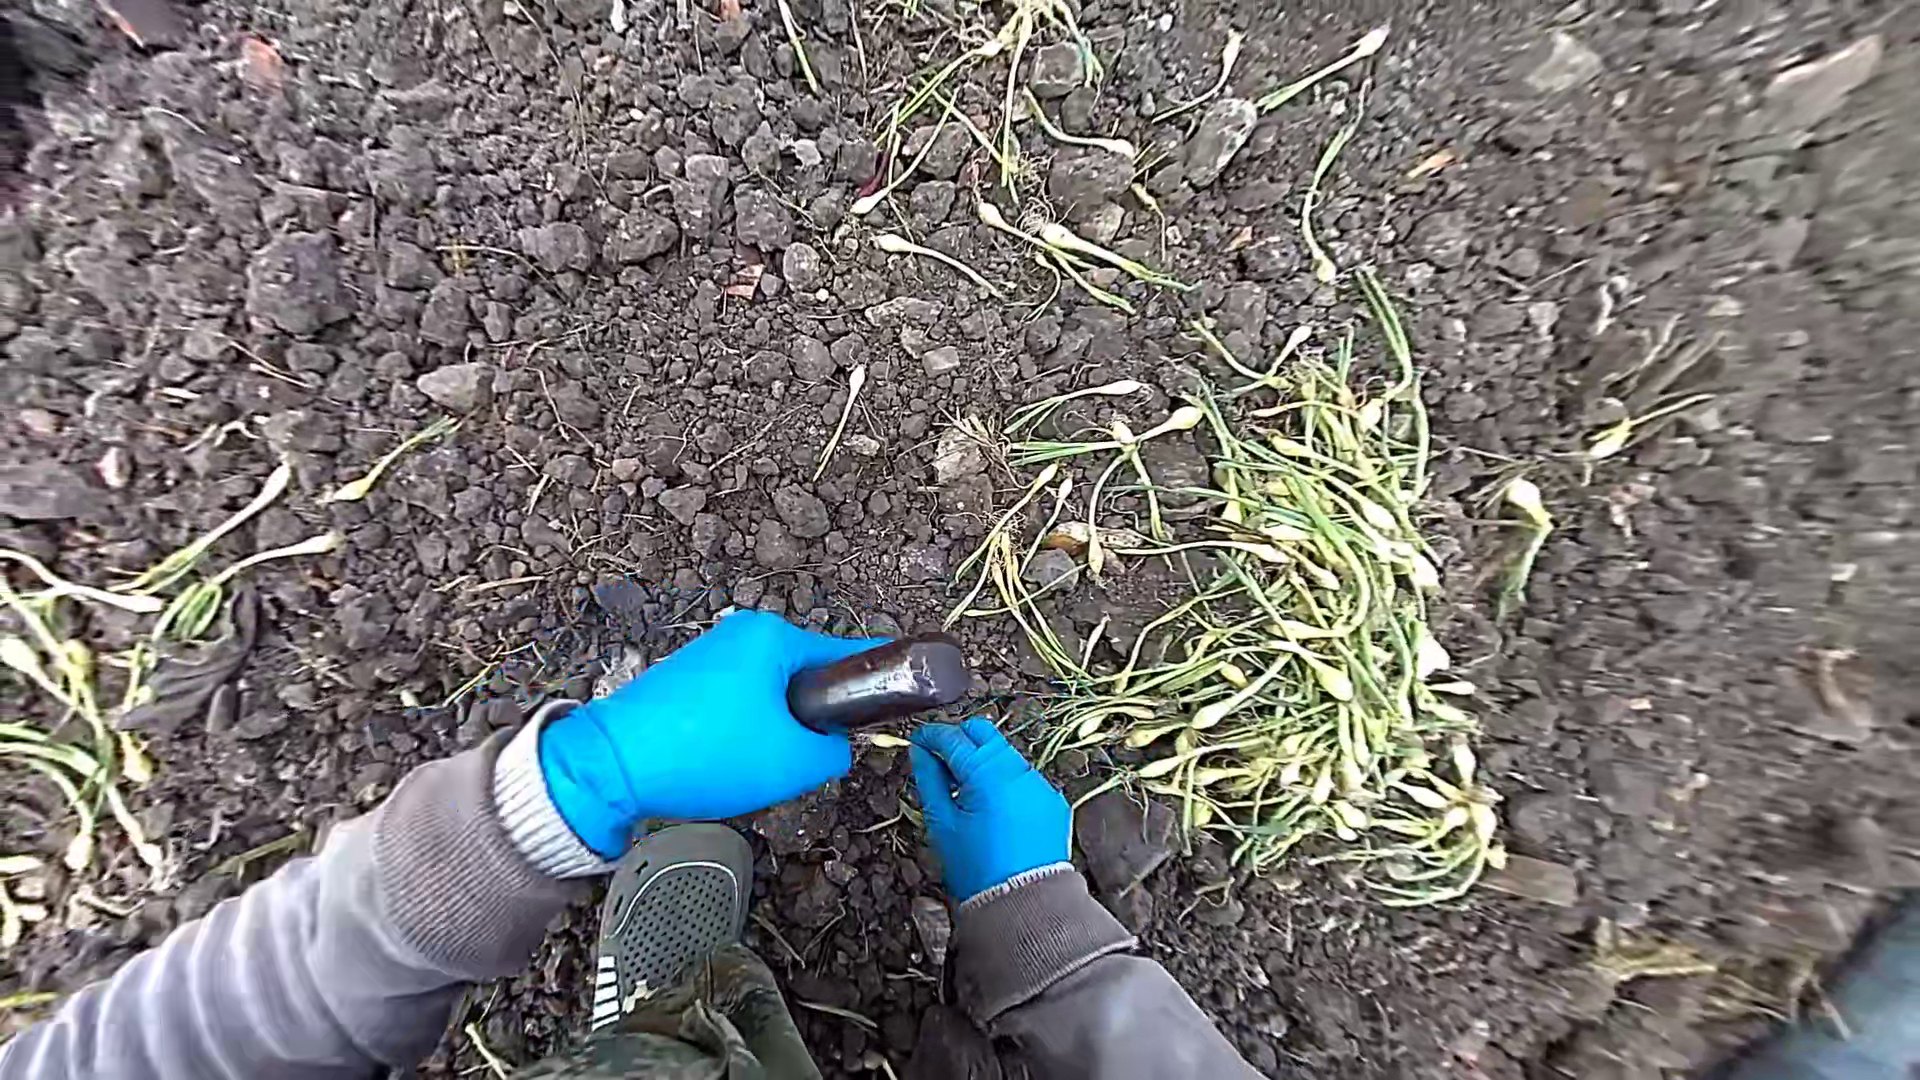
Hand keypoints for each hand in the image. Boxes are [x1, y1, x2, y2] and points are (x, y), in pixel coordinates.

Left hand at [540, 611, 886, 856]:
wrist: (606, 769)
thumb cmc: (708, 753)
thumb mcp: (791, 762)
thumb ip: (834, 752)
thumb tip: (835, 746)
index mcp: (773, 636)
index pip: (844, 655)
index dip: (872, 681)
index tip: (895, 696)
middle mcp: (743, 634)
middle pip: (806, 677)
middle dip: (813, 717)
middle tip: (809, 754)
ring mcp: (712, 653)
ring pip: (773, 692)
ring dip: (779, 726)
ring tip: (763, 762)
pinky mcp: (689, 678)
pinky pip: (741, 699)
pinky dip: (748, 726)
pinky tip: (732, 757)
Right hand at [909, 717, 1070, 901]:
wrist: (1026, 906)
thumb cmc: (978, 870)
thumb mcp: (943, 823)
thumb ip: (930, 779)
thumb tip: (920, 751)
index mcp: (987, 774)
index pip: (953, 737)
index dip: (931, 735)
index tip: (918, 740)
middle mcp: (1017, 769)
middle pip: (982, 731)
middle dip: (959, 739)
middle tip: (941, 761)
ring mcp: (1038, 781)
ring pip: (1003, 751)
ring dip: (982, 759)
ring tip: (966, 789)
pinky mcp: (1052, 797)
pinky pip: (1022, 774)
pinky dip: (1004, 779)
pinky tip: (993, 806)